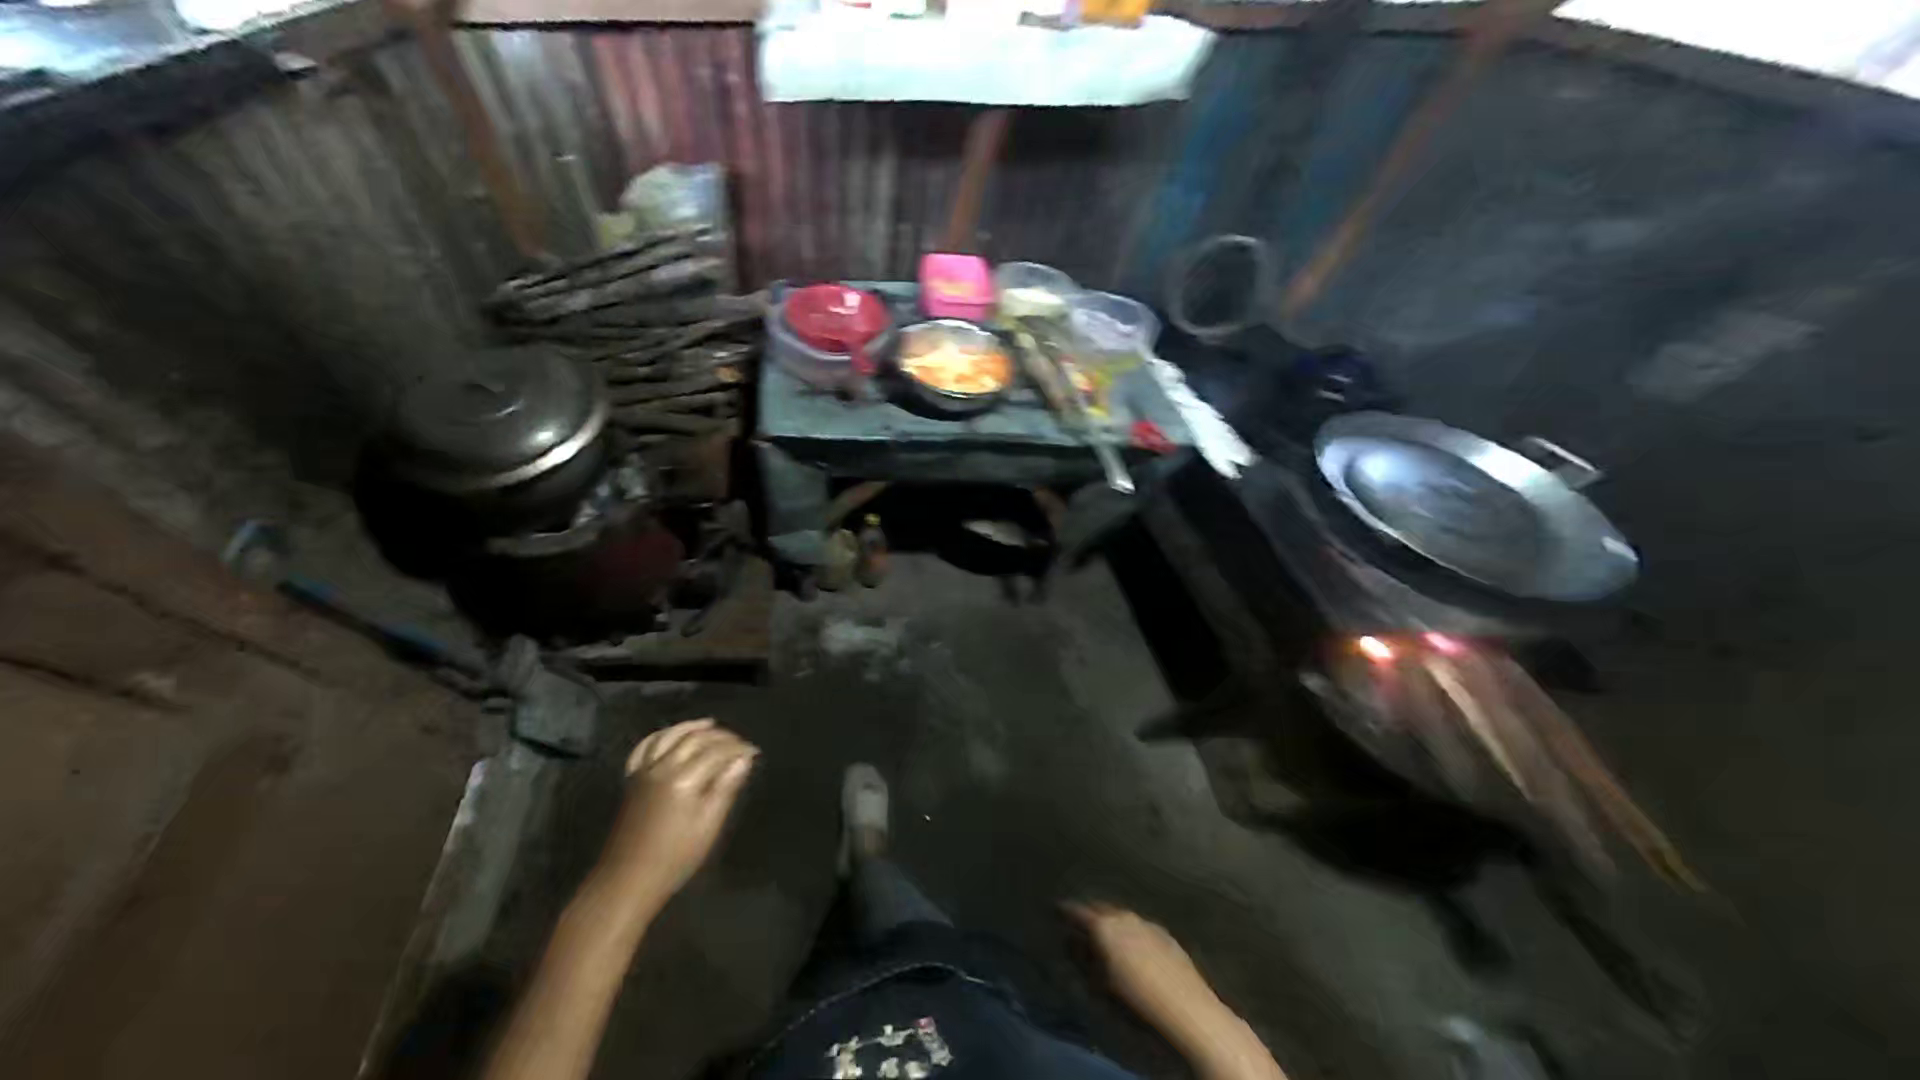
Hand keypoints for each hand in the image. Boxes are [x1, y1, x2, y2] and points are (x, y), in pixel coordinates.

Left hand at [601, 719, 757, 912]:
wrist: (627, 880)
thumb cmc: (675, 858)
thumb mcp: (708, 826)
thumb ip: (726, 788)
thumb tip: (743, 760)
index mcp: (685, 779)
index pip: (718, 752)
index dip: (739, 748)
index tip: (754, 752)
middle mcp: (663, 767)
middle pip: (695, 739)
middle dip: (721, 736)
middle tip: (739, 742)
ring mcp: (644, 771)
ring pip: (670, 736)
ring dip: (691, 727)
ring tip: (710, 725)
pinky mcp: (632, 779)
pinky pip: (645, 747)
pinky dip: (660, 736)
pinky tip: (670, 735)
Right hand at [1063, 901, 1219, 1032]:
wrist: (1188, 1010)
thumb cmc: (1136, 1001)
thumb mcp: (1100, 985)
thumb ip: (1083, 960)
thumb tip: (1072, 942)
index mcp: (1104, 926)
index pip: (1077, 911)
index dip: (1065, 910)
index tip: (1056, 909)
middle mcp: (1124, 917)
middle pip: (1100, 908)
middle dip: (1089, 913)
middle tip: (1080, 923)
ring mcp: (1147, 923)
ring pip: (1121, 915)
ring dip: (1111, 921)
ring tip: (1106, 934)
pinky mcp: (1165, 934)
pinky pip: (1140, 926)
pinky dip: (1130, 930)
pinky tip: (1133, 945)